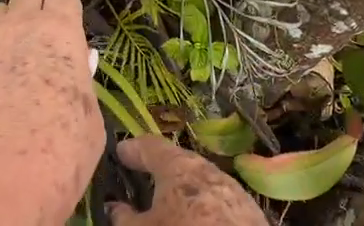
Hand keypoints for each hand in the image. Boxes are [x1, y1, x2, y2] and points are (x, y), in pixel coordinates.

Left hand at [0, 0, 102, 224]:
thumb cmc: (57, 158)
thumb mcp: (90, 123)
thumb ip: (81, 85)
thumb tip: (76, 68)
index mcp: (59, 33)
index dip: (67, 15)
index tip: (68, 36)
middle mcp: (19, 25)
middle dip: (35, 10)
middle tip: (40, 42)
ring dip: (6, 27)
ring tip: (10, 60)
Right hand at [110, 135, 267, 224]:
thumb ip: (124, 218)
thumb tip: (114, 207)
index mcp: (176, 164)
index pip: (149, 145)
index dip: (132, 149)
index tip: (120, 152)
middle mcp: (204, 168)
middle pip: (177, 162)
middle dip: (160, 170)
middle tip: (142, 177)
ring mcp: (231, 189)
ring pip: (200, 182)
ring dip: (183, 189)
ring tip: (168, 203)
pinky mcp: (249, 213)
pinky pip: (217, 201)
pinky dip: (202, 205)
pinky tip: (196, 219)